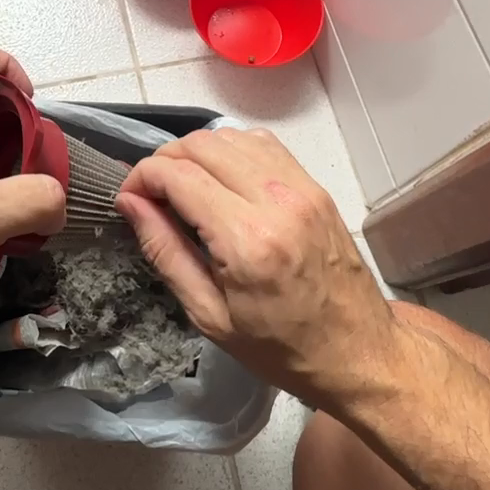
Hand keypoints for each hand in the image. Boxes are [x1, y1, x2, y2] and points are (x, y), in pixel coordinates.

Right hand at [114, 128, 408, 405]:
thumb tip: (129, 202)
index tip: (128, 197)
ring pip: (229, 136)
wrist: (360, 354)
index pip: (177, 175)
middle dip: (164, 160)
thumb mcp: (209, 315)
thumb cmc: (280, 347)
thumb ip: (164, 251)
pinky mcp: (315, 185)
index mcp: (246, 241)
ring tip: (183, 185)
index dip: (141, 177)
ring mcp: (300, 187)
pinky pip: (261, 143)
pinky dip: (230, 149)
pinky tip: (221, 178)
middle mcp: (275, 201)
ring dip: (196, 152)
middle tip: (152, 193)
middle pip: (200, 145)